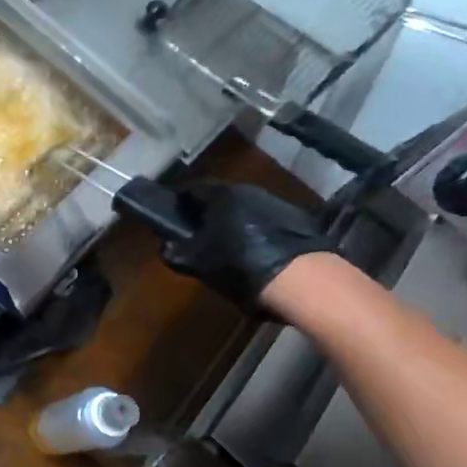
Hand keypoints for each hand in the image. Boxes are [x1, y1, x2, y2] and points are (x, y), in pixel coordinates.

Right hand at [159, 182, 332, 304]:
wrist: (302, 277)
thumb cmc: (239, 265)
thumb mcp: (200, 264)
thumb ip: (177, 254)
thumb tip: (165, 247)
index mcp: (220, 196)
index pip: (192, 189)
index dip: (180, 201)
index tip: (174, 214)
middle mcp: (247, 190)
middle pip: (221, 197)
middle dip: (209, 211)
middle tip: (200, 232)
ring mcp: (276, 202)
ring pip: (245, 207)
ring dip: (234, 221)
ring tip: (228, 244)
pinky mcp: (297, 217)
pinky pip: (267, 219)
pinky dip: (257, 230)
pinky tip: (256, 251)